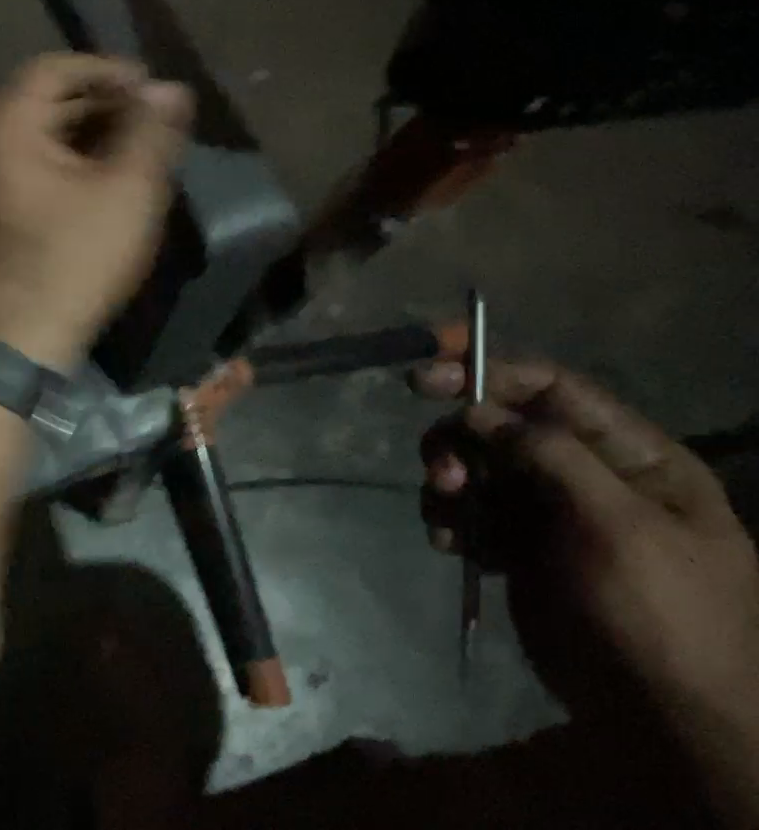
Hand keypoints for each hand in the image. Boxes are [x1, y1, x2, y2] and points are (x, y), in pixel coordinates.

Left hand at [0, 54, 190, 369]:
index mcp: (1, 126)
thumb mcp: (127, 190)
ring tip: (131, 150)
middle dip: (96, 103)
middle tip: (148, 120)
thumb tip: (168, 87)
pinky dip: (56, 164)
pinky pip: (17, 169)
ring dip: (79, 135)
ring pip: (28, 138)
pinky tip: (95, 182)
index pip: (51, 68)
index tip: (150, 89)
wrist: (14, 340)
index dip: (106, 69)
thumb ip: (151, 130)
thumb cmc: (72, 260)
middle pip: (37, 101)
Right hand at [416, 360, 758, 815]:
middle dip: (459, 443)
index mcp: (635, 458)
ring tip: (451, 523)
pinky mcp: (521, 547)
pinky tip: (455, 547)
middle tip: (442, 476)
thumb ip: (548, 455)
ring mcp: (553, 513)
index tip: (423, 373)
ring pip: (476, 468)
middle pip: (500, 426)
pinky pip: (470, 512)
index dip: (488, 371)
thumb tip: (478, 406)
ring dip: (450, 486)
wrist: (660, 712)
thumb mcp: (616, 525)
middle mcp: (590, 475)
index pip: (553, 389)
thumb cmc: (658, 612)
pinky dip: (452, 521)